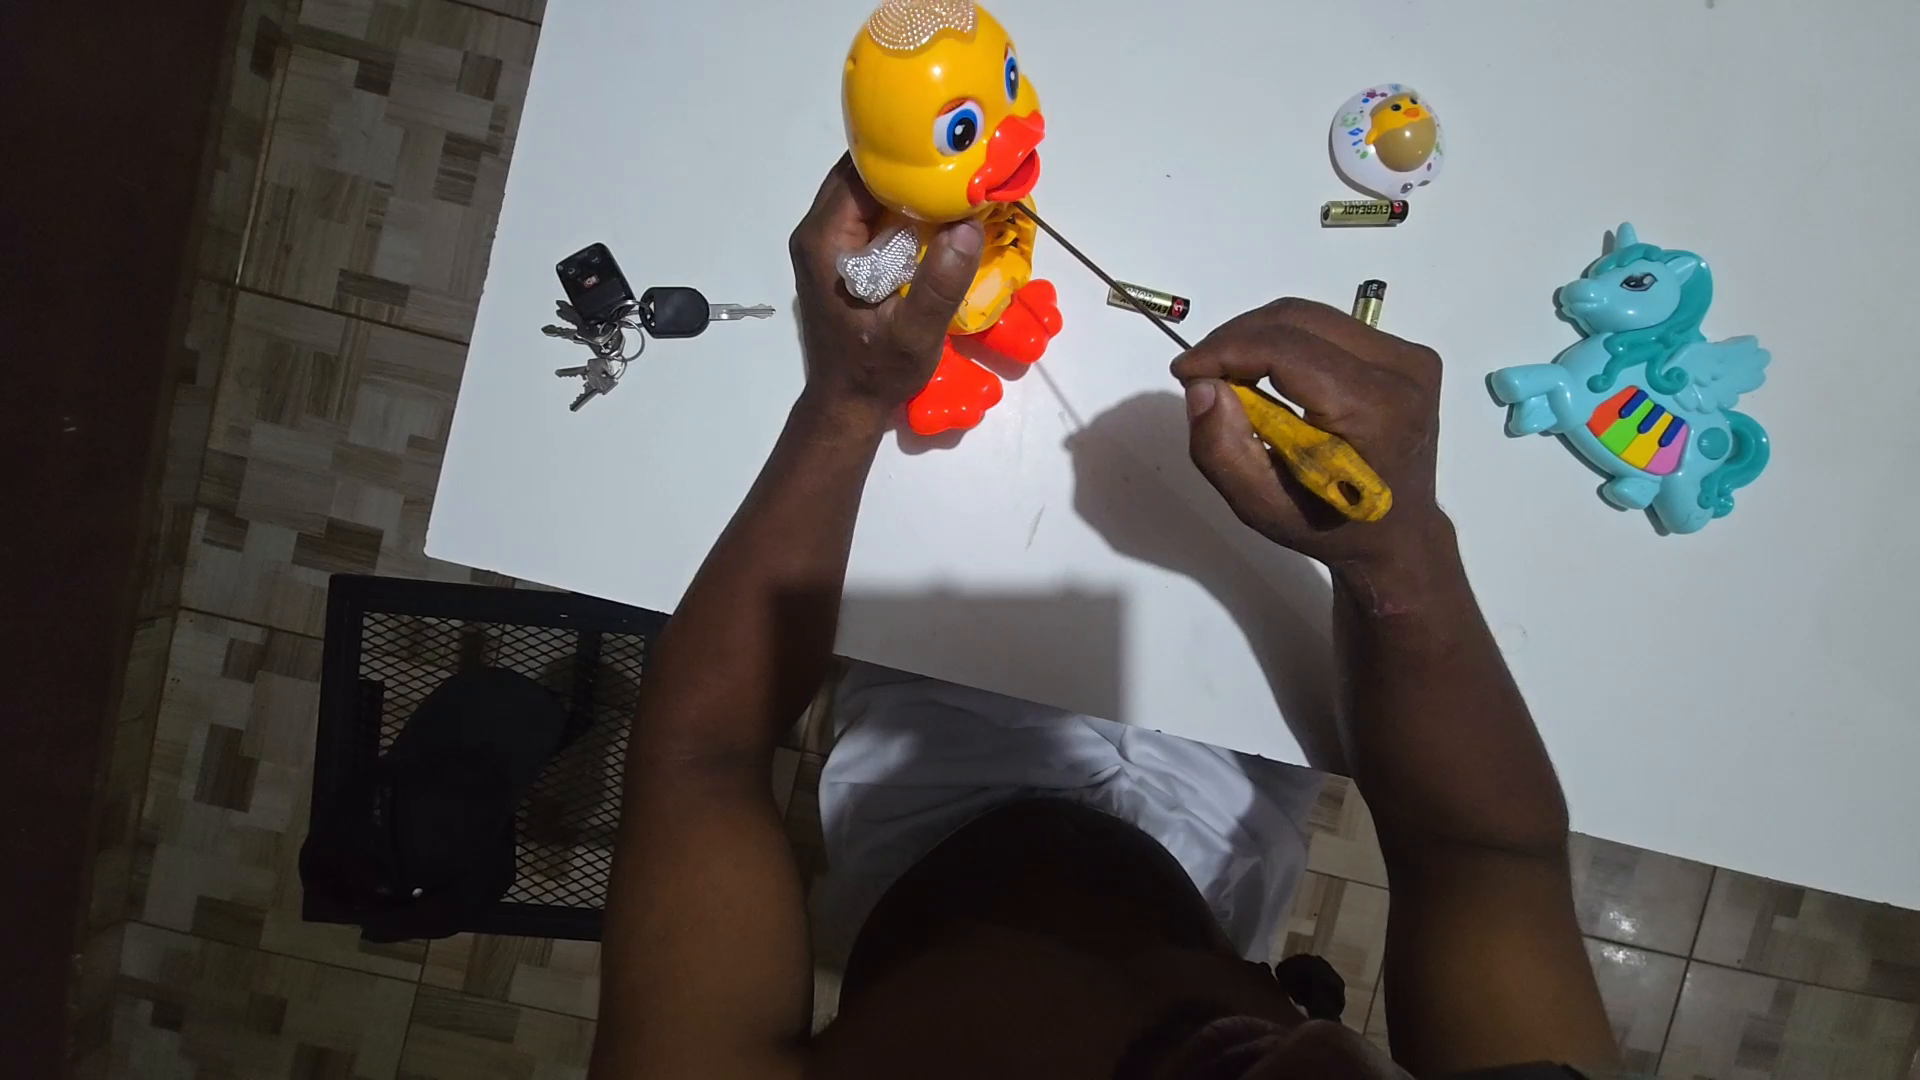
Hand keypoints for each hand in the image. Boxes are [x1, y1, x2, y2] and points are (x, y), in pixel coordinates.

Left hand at [788, 155, 983, 428]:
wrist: (847, 406)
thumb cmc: (876, 372)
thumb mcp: (914, 335)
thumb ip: (940, 284)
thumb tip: (968, 226)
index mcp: (826, 240)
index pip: (863, 171)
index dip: (908, 157)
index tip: (953, 152)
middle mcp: (817, 233)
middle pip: (863, 176)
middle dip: (911, 167)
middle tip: (960, 163)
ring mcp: (825, 247)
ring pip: (867, 195)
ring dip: (908, 190)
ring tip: (954, 185)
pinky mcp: (838, 261)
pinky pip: (870, 219)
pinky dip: (901, 213)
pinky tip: (936, 220)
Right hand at [1172, 298, 1451, 572]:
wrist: (1397, 533)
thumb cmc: (1326, 527)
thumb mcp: (1261, 507)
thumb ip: (1224, 451)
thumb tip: (1201, 386)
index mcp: (1373, 410)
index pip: (1287, 349)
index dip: (1225, 350)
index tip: (1183, 372)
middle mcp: (1401, 370)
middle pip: (1297, 321)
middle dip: (1234, 339)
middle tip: (1199, 374)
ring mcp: (1409, 357)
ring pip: (1309, 317)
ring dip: (1256, 338)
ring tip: (1227, 376)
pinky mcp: (1403, 353)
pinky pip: (1326, 328)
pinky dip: (1282, 343)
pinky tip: (1264, 376)